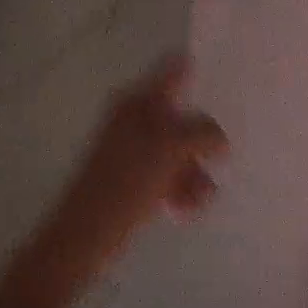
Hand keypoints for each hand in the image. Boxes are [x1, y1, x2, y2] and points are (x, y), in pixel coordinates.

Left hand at [0, 57, 227, 307]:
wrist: (80, 239)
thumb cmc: (125, 183)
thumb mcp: (173, 148)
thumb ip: (204, 132)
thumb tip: (219, 140)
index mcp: (138, 101)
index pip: (176, 68)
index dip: (201, 68)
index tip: (227, 83)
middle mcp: (135, 118)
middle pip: (184, 114)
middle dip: (203, 141)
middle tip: (219, 159)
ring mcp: (132, 149)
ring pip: (180, 149)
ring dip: (195, 172)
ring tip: (200, 198)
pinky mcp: (131, 178)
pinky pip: (168, 173)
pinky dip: (181, 188)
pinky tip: (186, 209)